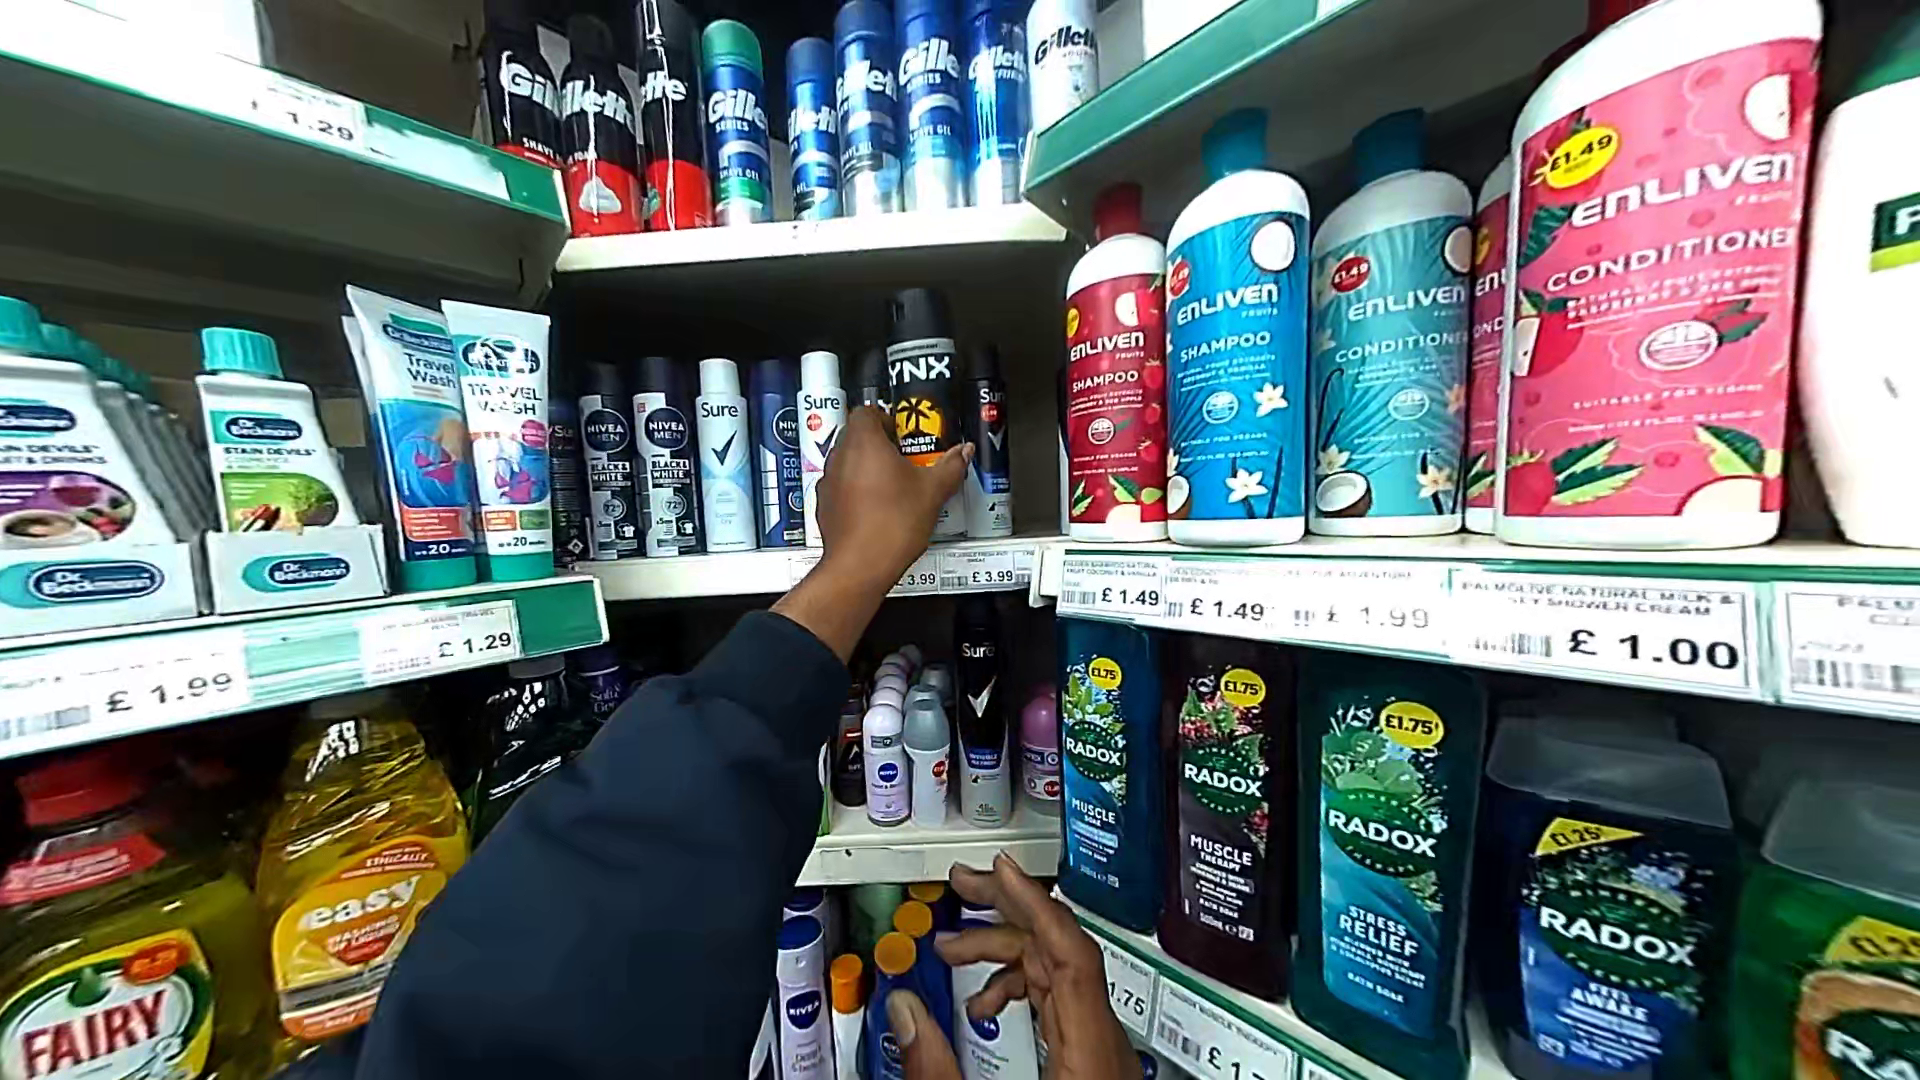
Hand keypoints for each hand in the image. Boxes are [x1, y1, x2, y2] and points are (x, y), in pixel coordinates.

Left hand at [773, 406, 968, 660]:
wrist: (861, 565)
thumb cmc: (894, 523)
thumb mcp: (933, 492)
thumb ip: (950, 466)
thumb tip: (964, 451)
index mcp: (864, 443)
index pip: (866, 412)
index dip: (885, 419)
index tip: (902, 434)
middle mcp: (840, 457)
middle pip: (856, 436)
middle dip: (879, 445)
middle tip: (904, 459)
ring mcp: (828, 482)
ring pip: (847, 462)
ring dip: (867, 467)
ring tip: (893, 486)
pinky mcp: (824, 506)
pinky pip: (841, 487)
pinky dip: (856, 491)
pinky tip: (877, 509)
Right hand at [889, 854, 1140, 1079]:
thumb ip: (938, 1069)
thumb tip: (904, 1006)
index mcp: (1091, 1056)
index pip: (1071, 951)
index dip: (1034, 900)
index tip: (999, 868)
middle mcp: (1104, 1046)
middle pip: (1059, 948)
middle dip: (1005, 910)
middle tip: (960, 887)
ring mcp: (1101, 1052)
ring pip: (1055, 970)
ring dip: (1003, 949)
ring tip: (952, 950)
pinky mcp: (1090, 1061)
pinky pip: (1056, 1000)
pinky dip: (1017, 985)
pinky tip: (984, 1002)